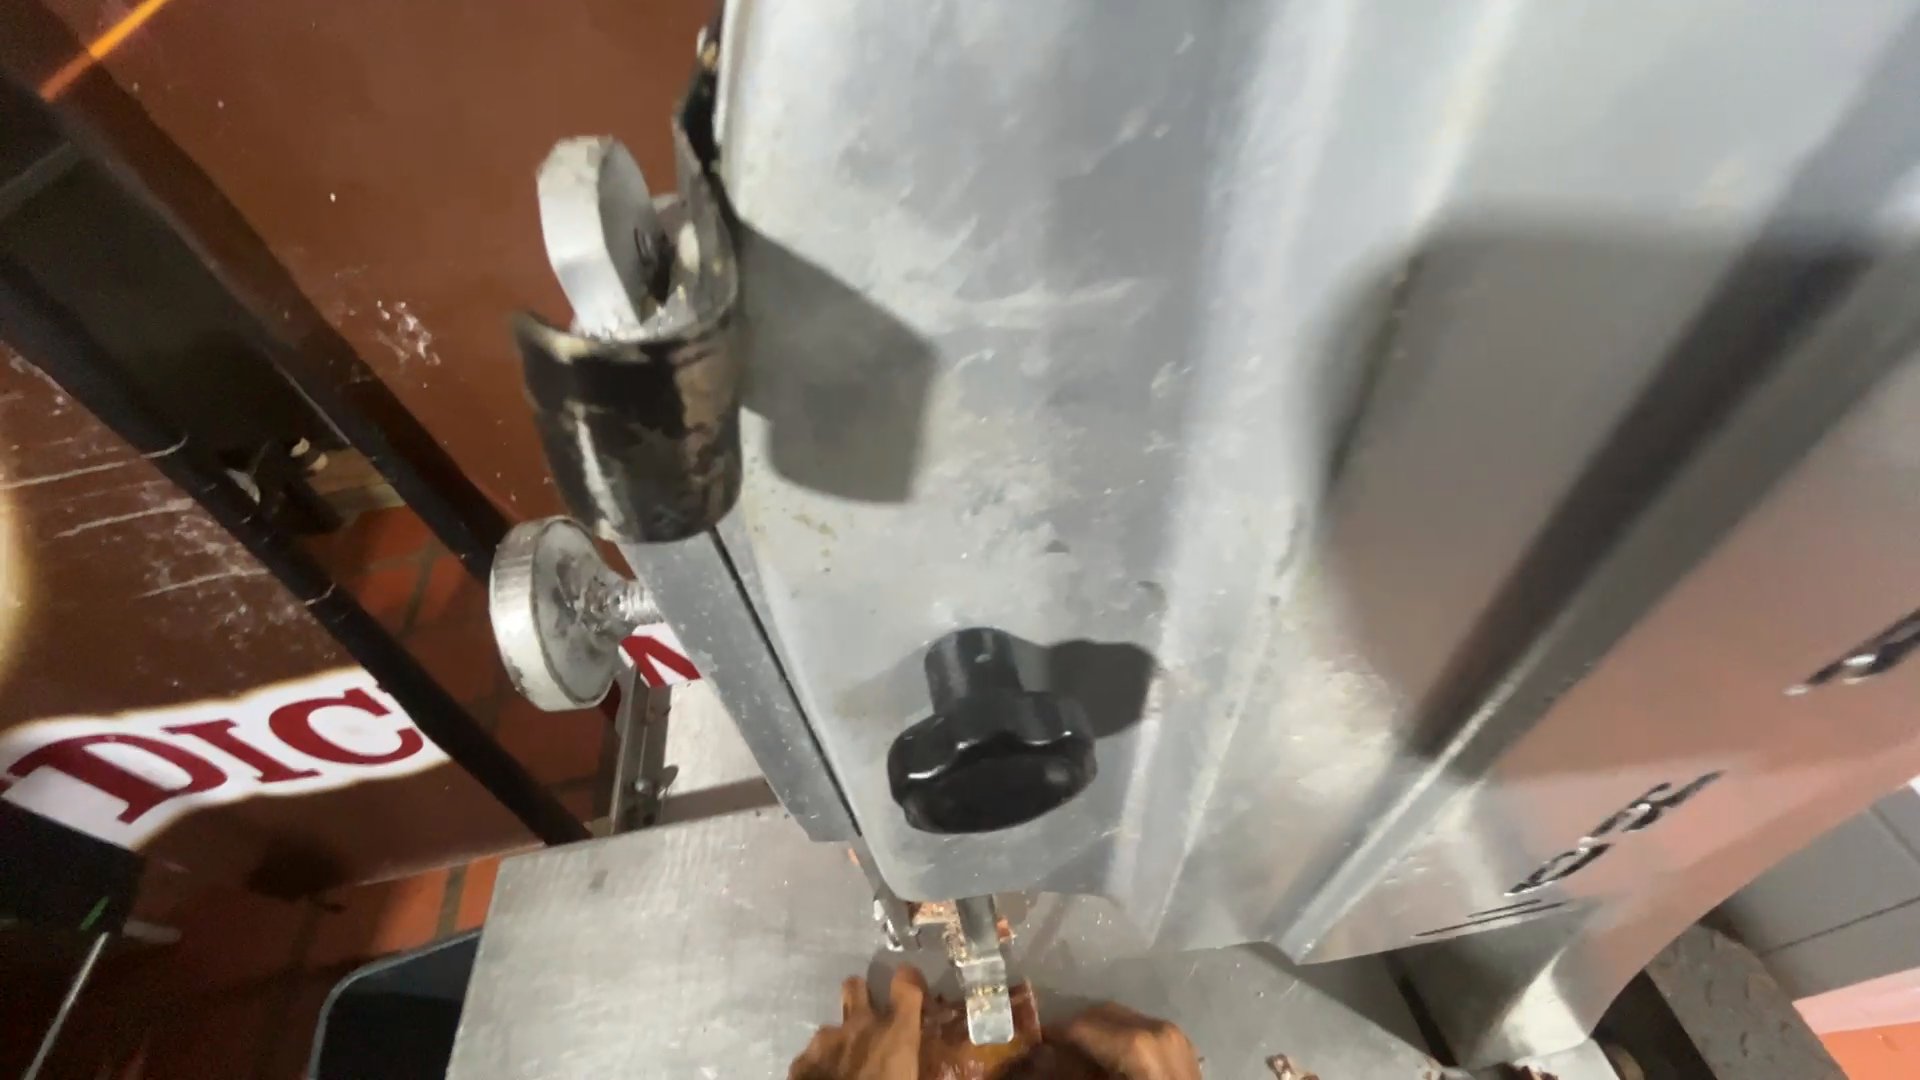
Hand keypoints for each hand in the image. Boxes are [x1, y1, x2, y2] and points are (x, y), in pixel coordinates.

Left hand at [788, 966, 927, 1079]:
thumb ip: (920, 1068)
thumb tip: (922, 1068)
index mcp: (895, 1032)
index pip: (907, 982)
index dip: (909, 980)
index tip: (911, 987)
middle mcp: (860, 1025)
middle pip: (855, 986)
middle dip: (859, 996)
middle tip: (867, 1023)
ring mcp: (825, 1041)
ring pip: (831, 1029)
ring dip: (839, 1044)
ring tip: (843, 1068)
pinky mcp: (800, 1063)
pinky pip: (811, 1058)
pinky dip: (818, 1068)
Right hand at [1046, 1003, 1201, 1079]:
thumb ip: (1074, 1073)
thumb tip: (1042, 1057)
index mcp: (1135, 1045)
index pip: (1082, 1026)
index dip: (1055, 1035)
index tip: (1035, 1043)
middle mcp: (1155, 1027)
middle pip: (1100, 1013)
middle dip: (1075, 1030)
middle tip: (1055, 1050)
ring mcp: (1171, 1032)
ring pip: (1119, 1017)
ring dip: (1097, 1031)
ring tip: (1081, 1056)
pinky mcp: (1179, 1041)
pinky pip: (1140, 1027)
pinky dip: (1119, 1037)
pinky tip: (1110, 1058)